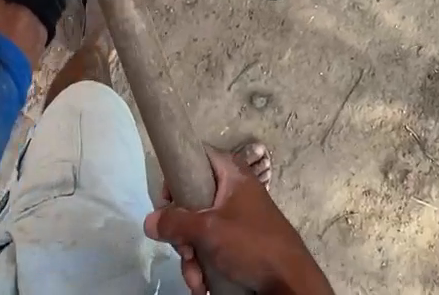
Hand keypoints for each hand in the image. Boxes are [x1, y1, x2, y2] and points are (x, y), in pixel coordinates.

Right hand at [144, 148, 331, 294]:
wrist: (290, 281)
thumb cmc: (251, 243)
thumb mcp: (209, 230)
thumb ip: (176, 223)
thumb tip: (148, 220)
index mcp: (231, 173)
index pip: (197, 156)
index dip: (177, 174)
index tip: (167, 202)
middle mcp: (233, 190)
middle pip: (193, 200)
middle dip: (182, 233)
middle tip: (185, 250)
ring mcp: (236, 218)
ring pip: (199, 229)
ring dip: (191, 256)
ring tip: (197, 278)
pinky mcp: (239, 243)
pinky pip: (211, 247)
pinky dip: (204, 265)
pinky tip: (204, 285)